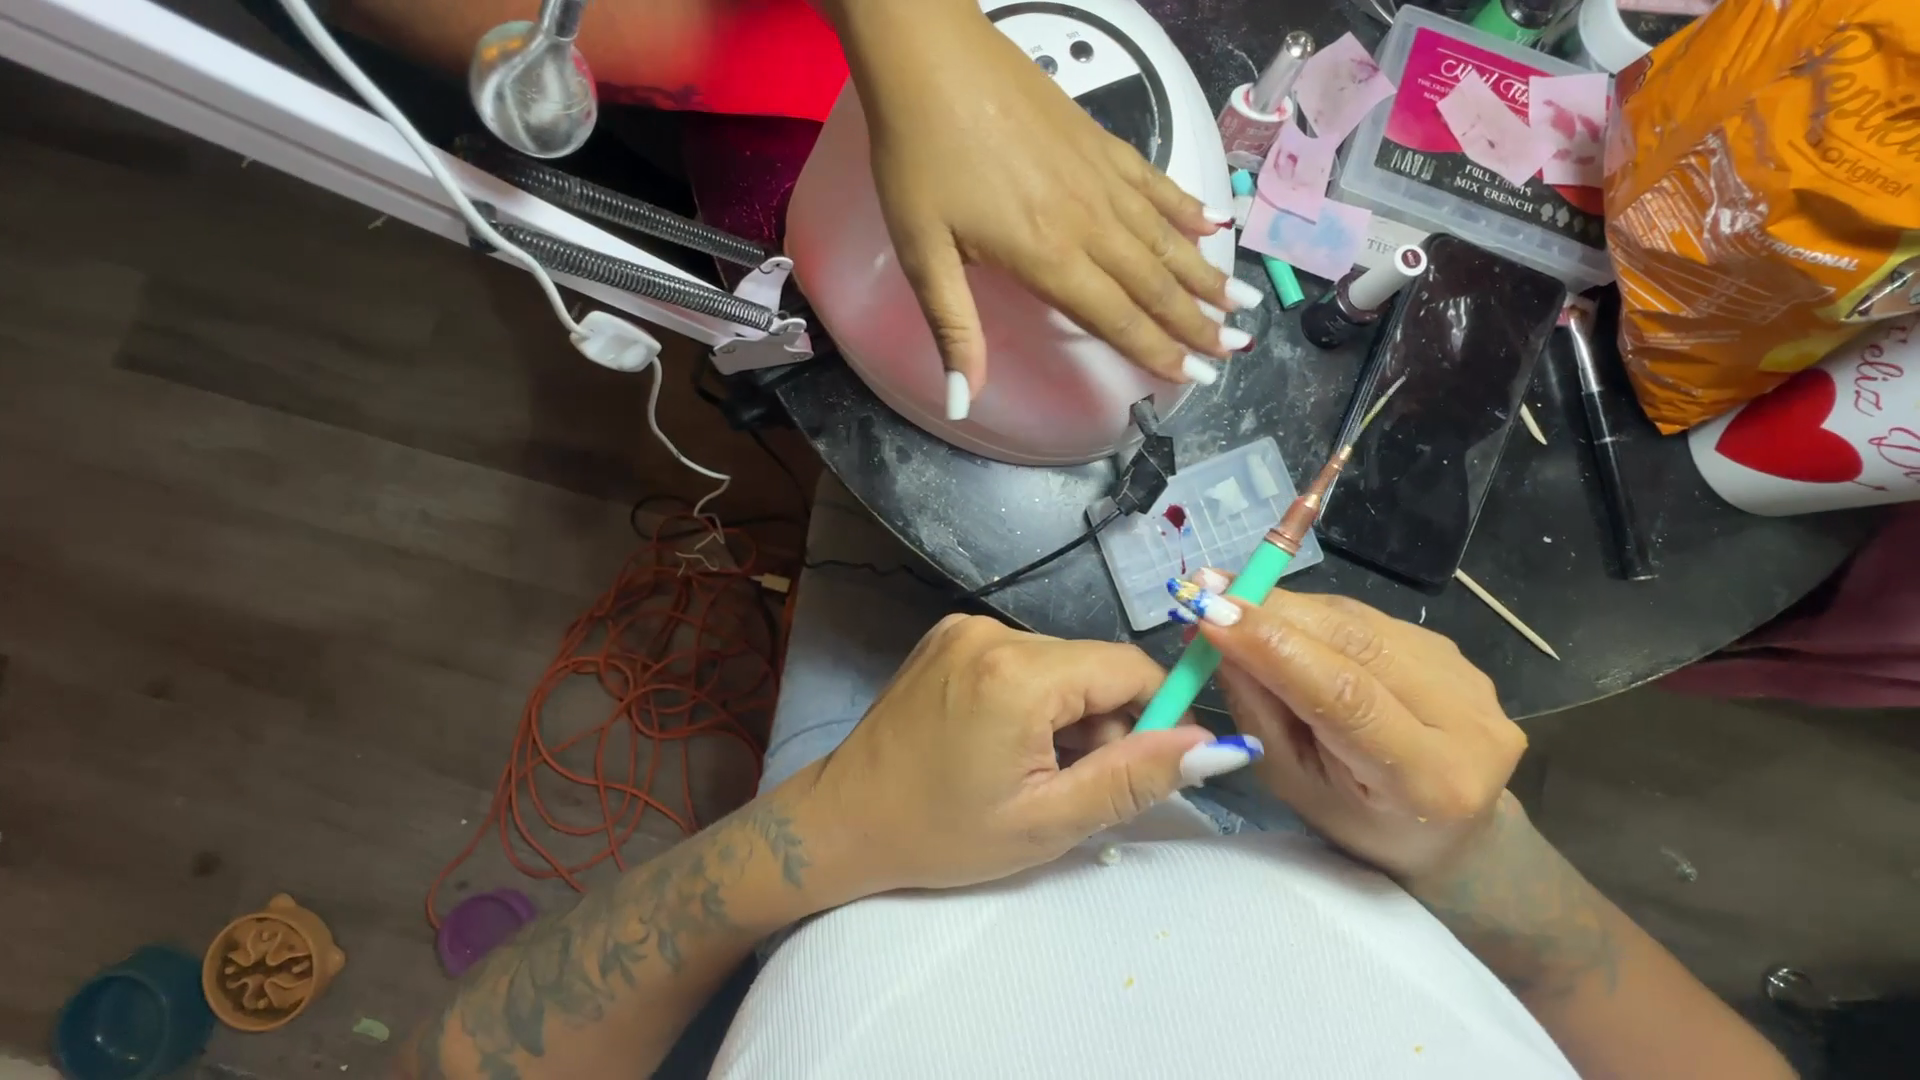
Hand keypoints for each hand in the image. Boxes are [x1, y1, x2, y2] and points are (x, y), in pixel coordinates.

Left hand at [808, 614, 1260, 893]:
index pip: (1127, 668)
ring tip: (1025, 765)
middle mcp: (992, 630)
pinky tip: (998, 739)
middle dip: (1100, 721)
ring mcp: (964, 626)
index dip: (1153, 714)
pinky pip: (1020, 658)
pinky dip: (1031, 696)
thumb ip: (1134, 778)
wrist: (844, 819)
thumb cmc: (942, 833)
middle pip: (1090, 665)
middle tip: (1066, 780)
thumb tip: (1213, 745)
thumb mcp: (1048, 821)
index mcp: (1018, 673)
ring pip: (1058, 662)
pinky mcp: (947, 634)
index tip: (1139, 765)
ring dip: (1065, 711)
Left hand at [828, 1, 1255, 408]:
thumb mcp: (923, 255)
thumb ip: (954, 330)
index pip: (1117, 318)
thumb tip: (961, 403)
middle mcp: (1090, 222)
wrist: (930, 56)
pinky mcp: (1102, 142)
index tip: (1196, 376)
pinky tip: (1212, 223)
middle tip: (1236, 347)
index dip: (1157, 351)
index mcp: (1049, 256)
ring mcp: (1102, 178)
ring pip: (1166, 237)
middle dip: (1196, 322)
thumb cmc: (919, 159)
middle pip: (1154, 284)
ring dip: (1205, 273)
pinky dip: (1187, 208)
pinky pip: (1156, 184)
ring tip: (1242, 300)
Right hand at [1189, 580, 1526, 882]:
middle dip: (1270, 611)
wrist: (1448, 829)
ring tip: (1225, 597)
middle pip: (1355, 643)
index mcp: (1428, 780)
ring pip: (1358, 620)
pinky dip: (1310, 614)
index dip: (1274, 648)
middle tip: (1202, 590)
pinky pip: (1368, 618)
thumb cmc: (1357, 823)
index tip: (1208, 615)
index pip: (1346, 696)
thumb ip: (1259, 712)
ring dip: (1283, 605)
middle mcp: (1465, 721)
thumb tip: (1218, 639)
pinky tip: (1274, 616)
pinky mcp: (1453, 651)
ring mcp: (1467, 678)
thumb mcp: (1292, 783)